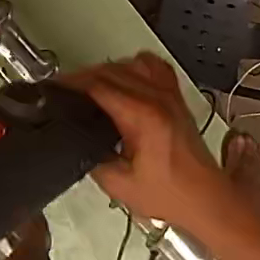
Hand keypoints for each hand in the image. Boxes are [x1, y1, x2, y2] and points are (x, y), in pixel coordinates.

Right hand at [63, 52, 231, 228]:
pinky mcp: (177, 99)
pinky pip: (156, 67)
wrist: (204, 197)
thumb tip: (77, 141)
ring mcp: (170, 96)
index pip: (99, 86)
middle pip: (112, 70)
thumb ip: (92, 158)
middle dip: (83, 77)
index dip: (71, 84)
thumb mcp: (118, 184)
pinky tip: (125, 77)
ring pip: (132, 63)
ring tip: (89, 85)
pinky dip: (136, 67)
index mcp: (143, 117)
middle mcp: (159, 99)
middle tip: (64, 89)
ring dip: (107, 70)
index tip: (55, 87)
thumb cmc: (171, 193)